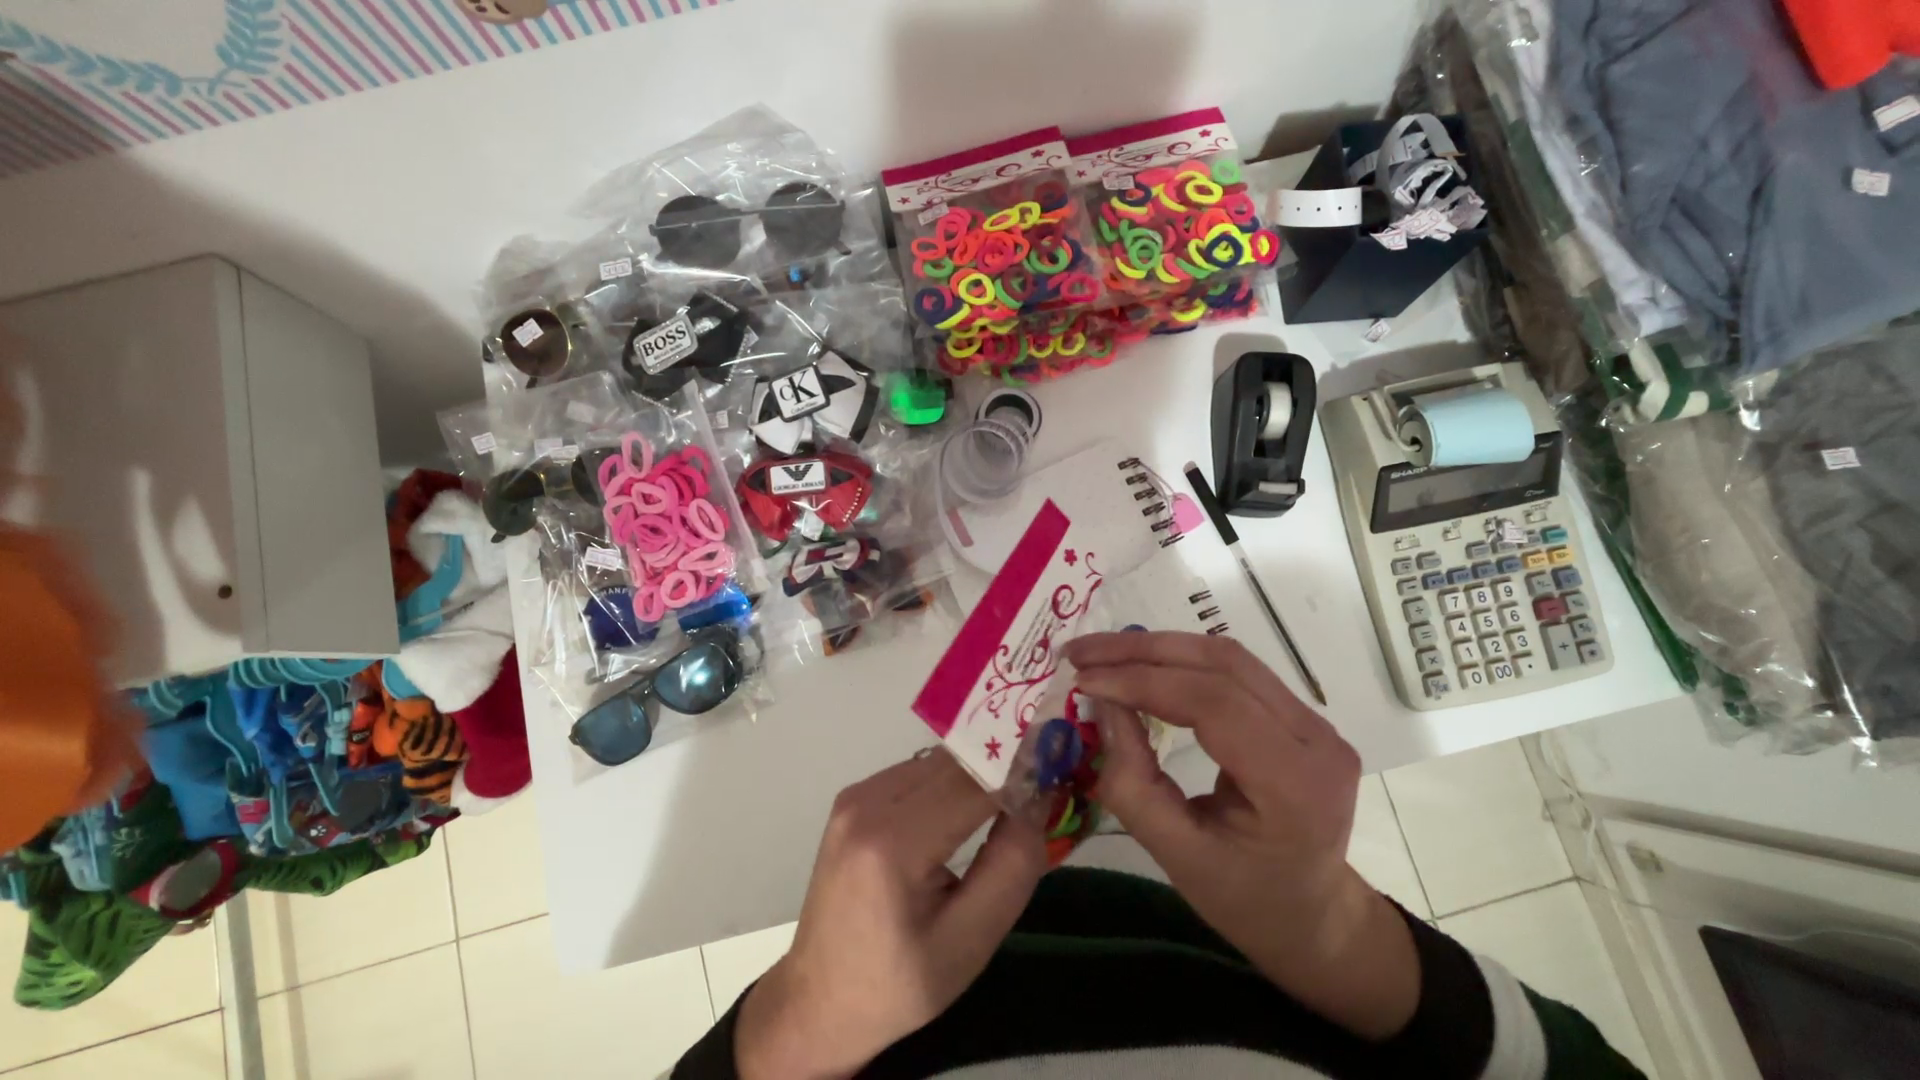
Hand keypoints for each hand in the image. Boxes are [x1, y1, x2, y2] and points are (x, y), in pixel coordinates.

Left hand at [735, 752, 1047, 1079]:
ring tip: (1012, 805)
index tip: (1064, 773)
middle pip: (955, 762)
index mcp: (891, 843)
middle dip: (1004, 768)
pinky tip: (966, 816)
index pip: (974, 780)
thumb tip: (1038, 797)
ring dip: (977, 775)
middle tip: (1048, 787)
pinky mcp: (852, 801)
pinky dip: (949, 784)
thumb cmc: (901, 983)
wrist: (821, 1001)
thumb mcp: (971, 941)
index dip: (1023, 770)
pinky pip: (915, 773)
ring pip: (937, 761)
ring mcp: (853, 798)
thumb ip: (1012, 866)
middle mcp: (865, 804)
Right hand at [1065, 631, 1419, 1039]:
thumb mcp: (1177, 856)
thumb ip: (1133, 783)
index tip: (1083, 680)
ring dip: (1158, 649)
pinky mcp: (1301, 714)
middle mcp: (1317, 739)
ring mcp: (1315, 721)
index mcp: (1295, 784)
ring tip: (1100, 655)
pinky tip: (1139, 666)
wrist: (1311, 916)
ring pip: (1228, 657)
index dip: (1143, 682)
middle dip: (1142, 652)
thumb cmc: (1243, 899)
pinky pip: (1234, 672)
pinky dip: (1179, 662)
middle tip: (1079, 654)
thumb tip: (1101, 705)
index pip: (1214, 703)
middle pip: (1223, 665)